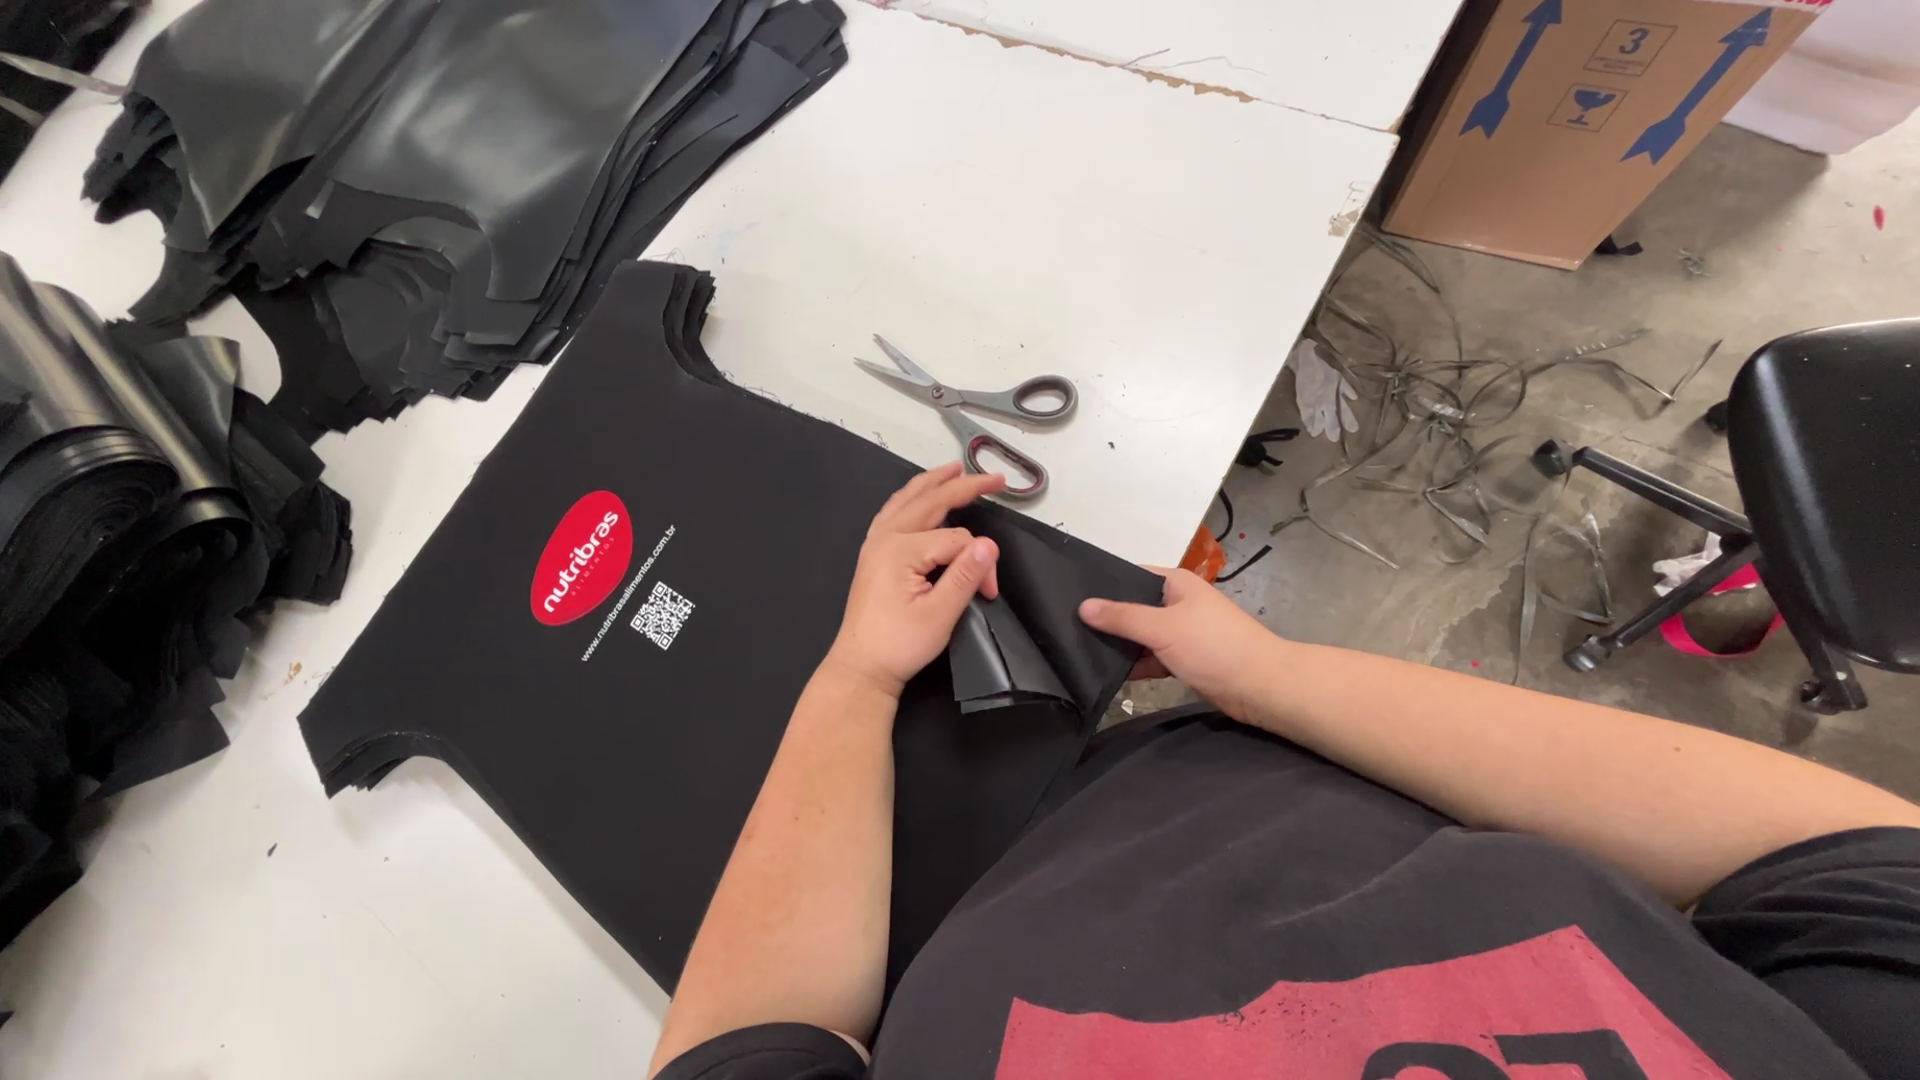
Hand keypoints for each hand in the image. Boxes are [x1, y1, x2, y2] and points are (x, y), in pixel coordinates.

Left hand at [822, 463, 1005, 697]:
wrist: (862, 667)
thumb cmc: (899, 644)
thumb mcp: (940, 615)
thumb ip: (966, 576)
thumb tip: (990, 545)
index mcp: (901, 550)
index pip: (957, 540)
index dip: (980, 562)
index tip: (990, 592)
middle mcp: (885, 538)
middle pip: (931, 502)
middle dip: (965, 486)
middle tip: (995, 478)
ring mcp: (875, 544)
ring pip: (908, 500)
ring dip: (933, 483)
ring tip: (954, 468)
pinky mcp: (873, 554)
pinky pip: (893, 512)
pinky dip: (911, 498)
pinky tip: (918, 496)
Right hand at [1078, 568, 1281, 721]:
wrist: (1262, 687)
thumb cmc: (1214, 646)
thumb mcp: (1163, 628)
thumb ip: (1122, 617)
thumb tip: (1084, 606)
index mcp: (1176, 583)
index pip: (1131, 575)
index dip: (1104, 585)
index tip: (1071, 597)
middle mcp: (1178, 603)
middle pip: (1134, 607)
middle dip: (1109, 620)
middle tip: (1070, 629)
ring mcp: (1182, 633)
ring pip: (1142, 635)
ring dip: (1122, 646)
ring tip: (1083, 652)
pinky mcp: (1185, 659)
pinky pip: (1152, 657)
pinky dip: (1137, 665)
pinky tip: (1112, 675)